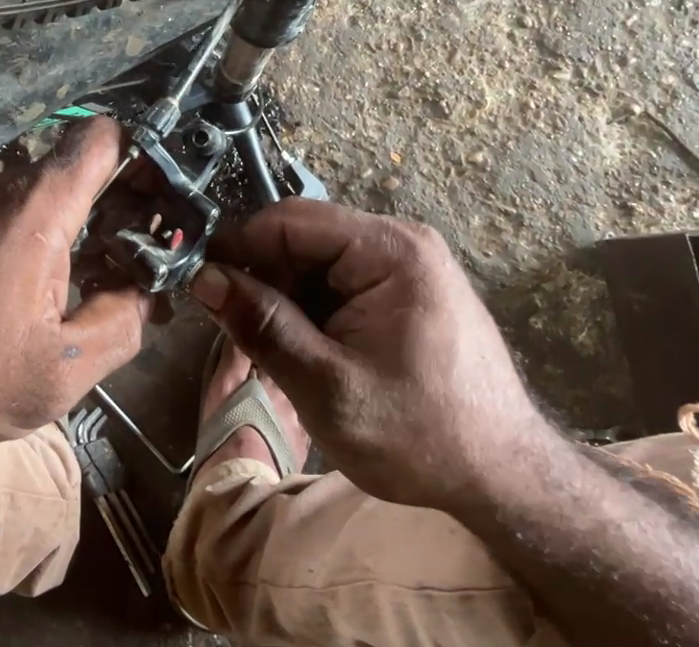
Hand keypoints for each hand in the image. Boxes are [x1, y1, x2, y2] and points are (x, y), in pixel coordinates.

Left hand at [0, 116, 150, 446]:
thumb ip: (120, 328)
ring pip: (64, 195)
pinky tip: (75, 291)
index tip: (176, 197)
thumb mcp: (58, 372)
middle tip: (160, 251)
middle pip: (90, 166)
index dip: (149, 155)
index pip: (105, 138)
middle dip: (133, 201)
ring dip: (99, 227)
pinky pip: (36, 217)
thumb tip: (144, 296)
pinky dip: (66, 241)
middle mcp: (15, 193)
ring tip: (124, 280)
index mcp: (41, 211)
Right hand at [193, 199, 557, 510]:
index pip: (289, 220)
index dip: (237, 245)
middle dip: (259, 276)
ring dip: (281, 297)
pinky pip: (334, 282)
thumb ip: (262, 325)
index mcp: (389, 250)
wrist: (501, 477)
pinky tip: (301, 349)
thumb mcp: (327, 386)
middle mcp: (397, 242)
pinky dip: (306, 310)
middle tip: (232, 326)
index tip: (197, 282)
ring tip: (268, 346)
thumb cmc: (418, 435)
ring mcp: (402, 265)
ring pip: (312, 262)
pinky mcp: (400, 290)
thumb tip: (201, 277)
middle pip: (300, 237)